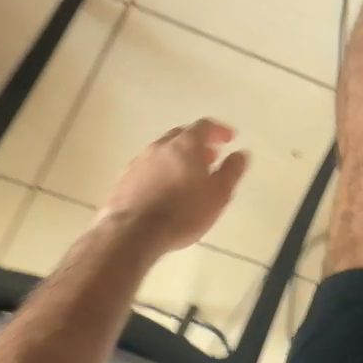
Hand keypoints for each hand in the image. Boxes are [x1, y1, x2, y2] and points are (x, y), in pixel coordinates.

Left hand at [96, 119, 247, 255]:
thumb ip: (232, 170)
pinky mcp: (121, 183)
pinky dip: (157, 173)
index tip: (229, 140)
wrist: (130, 236)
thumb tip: (241, 154)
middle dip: (197, 144)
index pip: (205, 125)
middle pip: (181, 135)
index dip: (219, 130)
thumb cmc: (182, 212)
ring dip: (175, 159)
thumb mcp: (219, 194)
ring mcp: (137, 163)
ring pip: (161, 153)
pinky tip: (161, 192)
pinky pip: (145, 170)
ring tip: (185, 178)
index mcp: (186, 144)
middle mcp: (160, 147)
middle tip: (208, 158)